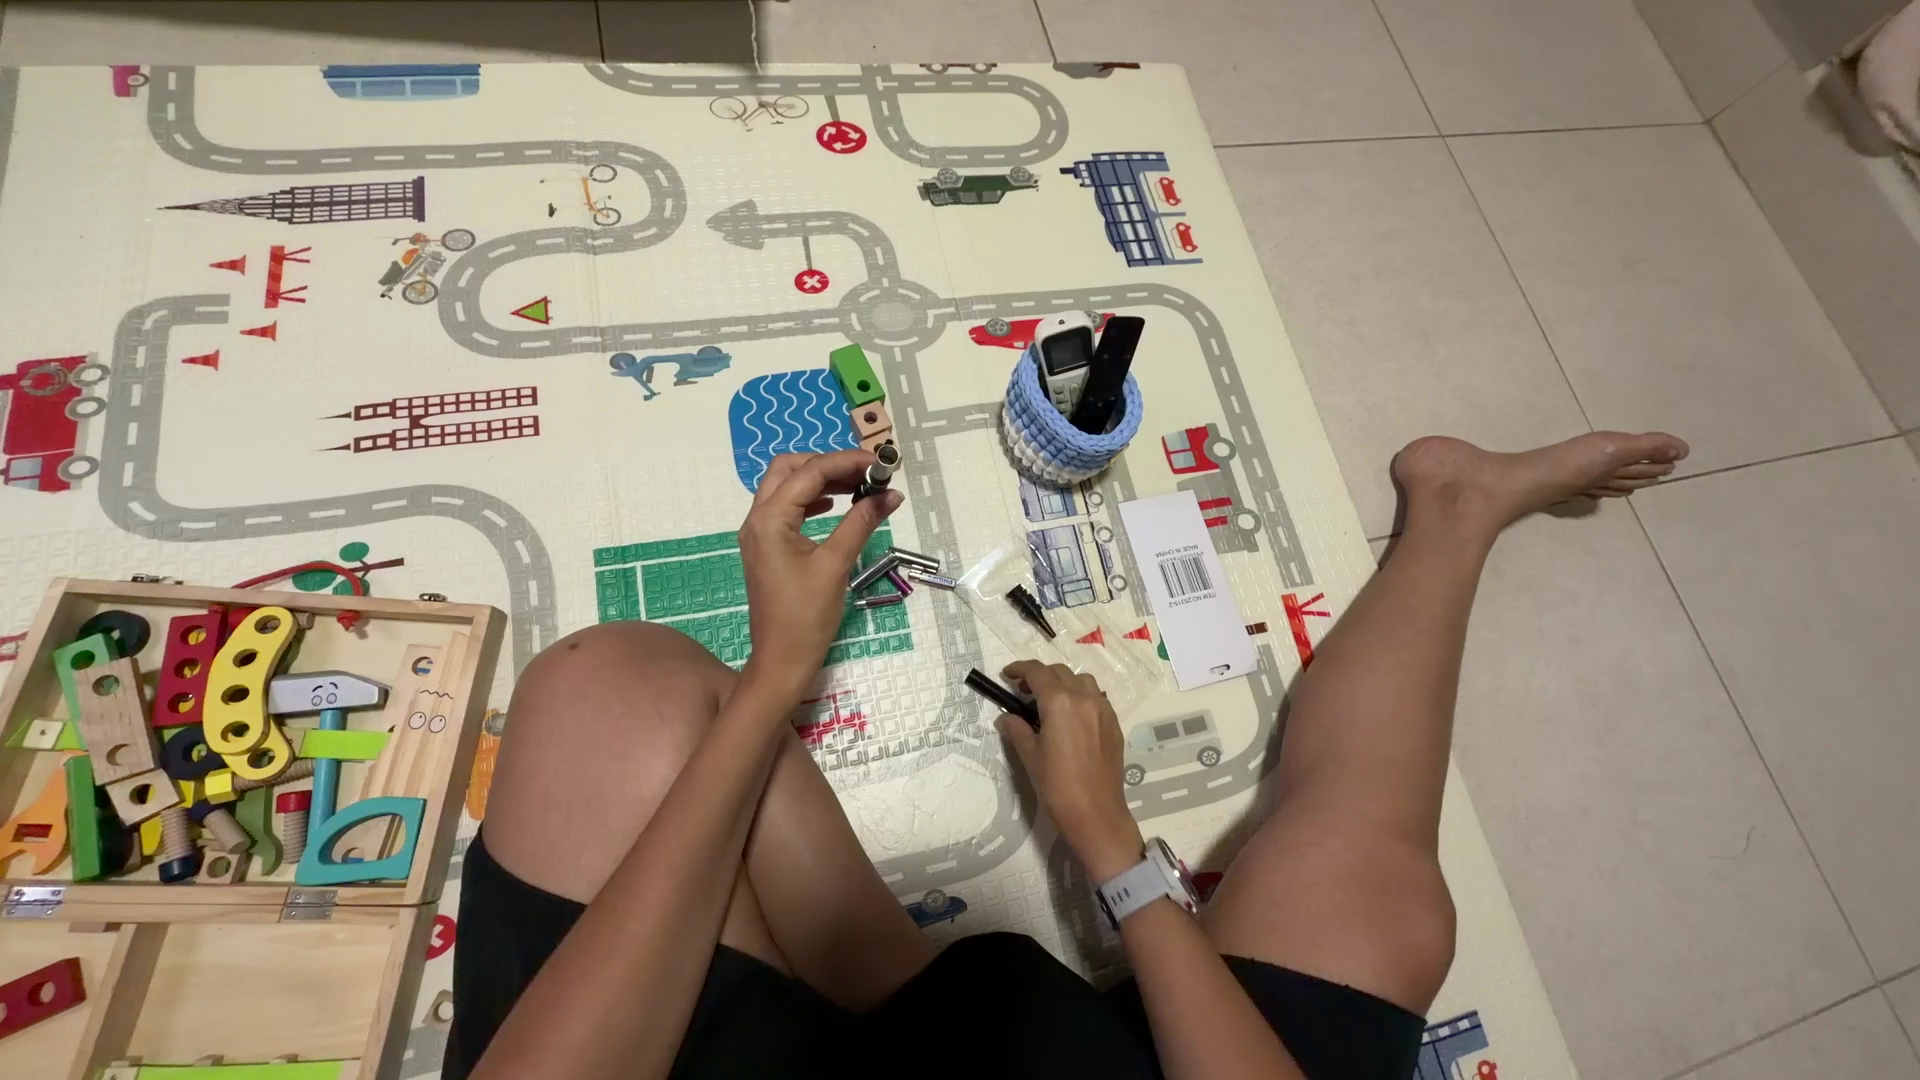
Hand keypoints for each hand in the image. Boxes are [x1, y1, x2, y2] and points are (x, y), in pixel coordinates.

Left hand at [738, 451, 901, 694]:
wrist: (781, 660)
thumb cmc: (806, 616)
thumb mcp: (836, 564)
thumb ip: (861, 522)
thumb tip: (891, 494)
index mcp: (770, 519)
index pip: (810, 473)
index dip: (847, 462)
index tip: (880, 465)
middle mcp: (757, 519)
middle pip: (789, 469)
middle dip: (828, 464)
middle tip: (864, 474)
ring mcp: (759, 534)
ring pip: (785, 487)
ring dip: (819, 480)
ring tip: (857, 487)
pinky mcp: (766, 547)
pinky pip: (786, 508)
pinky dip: (810, 500)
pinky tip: (835, 506)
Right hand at [997, 661, 1143, 881]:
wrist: (1096, 813)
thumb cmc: (1057, 785)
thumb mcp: (1030, 756)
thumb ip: (1016, 730)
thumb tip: (1005, 718)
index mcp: (1060, 703)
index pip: (1037, 673)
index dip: (1019, 669)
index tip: (1007, 675)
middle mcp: (1084, 698)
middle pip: (1060, 672)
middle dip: (1039, 675)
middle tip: (1023, 692)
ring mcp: (1103, 710)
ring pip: (1082, 680)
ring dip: (1063, 682)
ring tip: (1050, 701)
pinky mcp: (1114, 724)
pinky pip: (1097, 697)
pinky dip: (1081, 696)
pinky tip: (1072, 716)